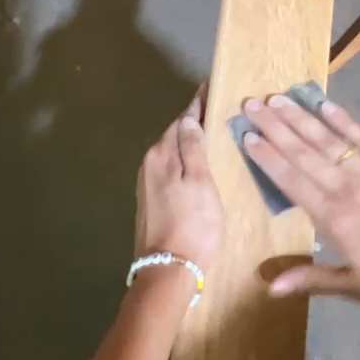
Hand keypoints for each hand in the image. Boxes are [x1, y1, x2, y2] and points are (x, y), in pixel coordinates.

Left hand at [134, 91, 223, 271]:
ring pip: (169, 153)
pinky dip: (181, 160)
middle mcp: (149, 165)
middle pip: (173, 135)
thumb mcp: (200, 182)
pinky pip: (167, 169)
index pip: (181, 120)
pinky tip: (194, 164)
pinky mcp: (149, 202)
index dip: (196, 106)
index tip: (207, 88)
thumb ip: (193, 148)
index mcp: (162, 155)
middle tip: (213, 108)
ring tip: (207, 132)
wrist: (169, 270)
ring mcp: (146, 185)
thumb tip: (188, 118)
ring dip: (186, 141)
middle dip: (190, 122)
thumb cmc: (193, 224)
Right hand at [240, 94, 359, 311]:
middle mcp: (347, 187)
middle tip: (252, 103)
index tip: (247, 135)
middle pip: (303, 152)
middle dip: (275, 127)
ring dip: (301, 118)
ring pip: (328, 139)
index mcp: (333, 217)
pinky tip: (325, 104)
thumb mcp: (355, 286)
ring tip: (278, 98)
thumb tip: (270, 286)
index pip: (292, 180)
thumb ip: (312, 279)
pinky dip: (343, 120)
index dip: (267, 157)